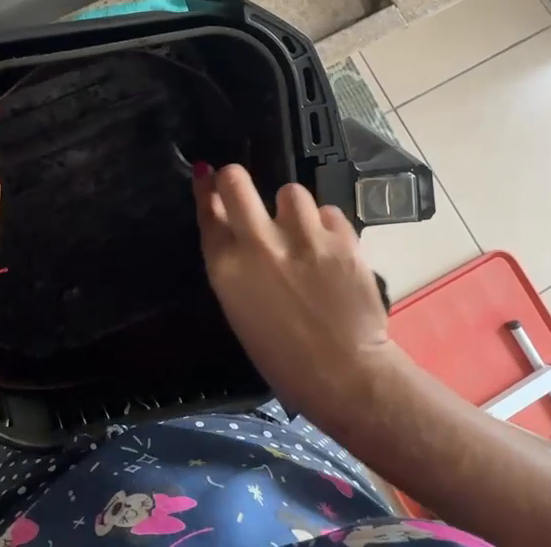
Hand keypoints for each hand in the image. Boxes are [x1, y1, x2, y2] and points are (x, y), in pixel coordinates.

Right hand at [194, 164, 398, 412]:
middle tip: (246, 192)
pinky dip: (327, 227)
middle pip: (235, 180)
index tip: (207, 174)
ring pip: (290, 192)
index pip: (207, 208)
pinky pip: (329, 212)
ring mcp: (303, 240)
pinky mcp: (342, 241)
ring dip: (293, 209)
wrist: (344, 376)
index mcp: (226, 266)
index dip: (205, 187)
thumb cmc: (281, 354)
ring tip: (303, 232)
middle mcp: (259, 244)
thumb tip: (228, 222)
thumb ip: (231, 260)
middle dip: (236, 179)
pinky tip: (330, 248)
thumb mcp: (238, 305)